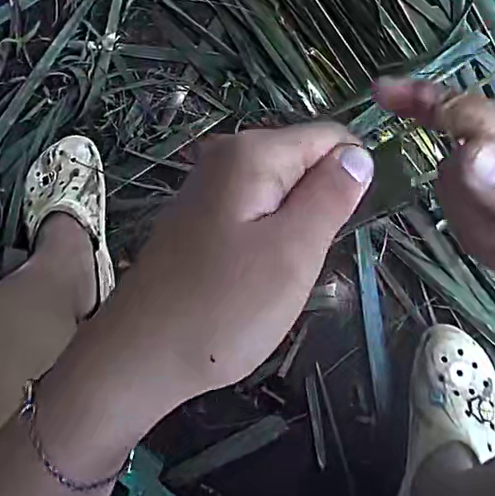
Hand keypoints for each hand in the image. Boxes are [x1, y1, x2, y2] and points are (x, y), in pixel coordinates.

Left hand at [83, 123, 372, 413]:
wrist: (135, 359)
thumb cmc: (221, 307)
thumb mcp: (293, 252)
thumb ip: (331, 196)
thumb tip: (359, 153)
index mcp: (253, 152)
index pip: (330, 136)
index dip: (351, 176)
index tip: (345, 227)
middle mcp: (228, 154)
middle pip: (305, 161)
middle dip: (321, 204)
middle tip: (306, 257)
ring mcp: (210, 185)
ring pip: (283, 190)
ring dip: (296, 226)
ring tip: (281, 271)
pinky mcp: (201, 214)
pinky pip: (256, 210)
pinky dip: (269, 237)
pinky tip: (254, 275)